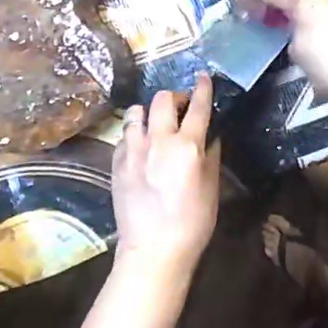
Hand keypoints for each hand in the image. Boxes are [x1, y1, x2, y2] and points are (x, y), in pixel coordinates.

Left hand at [111, 73, 221, 281]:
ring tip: (155, 122)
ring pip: (136, 112)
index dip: (203, 88)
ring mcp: (133, 150)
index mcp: (188, 147)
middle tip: (180, 107)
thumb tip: (210, 136)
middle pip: (162, 99)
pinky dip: (134, 133)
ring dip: (148, 112)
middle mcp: (159, 141)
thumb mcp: (211, 188)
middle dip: (174, 97)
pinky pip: (124, 135)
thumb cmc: (192, 223)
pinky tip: (140, 145)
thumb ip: (211, 156)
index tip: (204, 77)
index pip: (198, 107)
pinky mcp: (116, 162)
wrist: (153, 250)